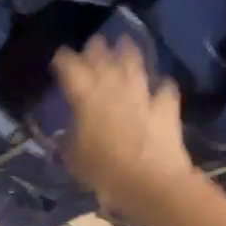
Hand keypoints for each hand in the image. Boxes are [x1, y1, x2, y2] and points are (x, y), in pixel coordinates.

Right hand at [50, 34, 195, 225]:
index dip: (63, 60)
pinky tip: (161, 85)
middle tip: (95, 42)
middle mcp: (112, 88)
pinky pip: (165, 91)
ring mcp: (141, 96)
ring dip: (129, 54)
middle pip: (103, 59)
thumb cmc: (104, 171)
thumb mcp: (73, 158)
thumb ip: (68, 140)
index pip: (69, 67)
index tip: (59, 58)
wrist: (153, 183)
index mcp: (84, 95)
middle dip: (97, 49)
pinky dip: (162, 87)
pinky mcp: (166, 109)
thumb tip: (66, 134)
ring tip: (126, 44)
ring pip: (134, 66)